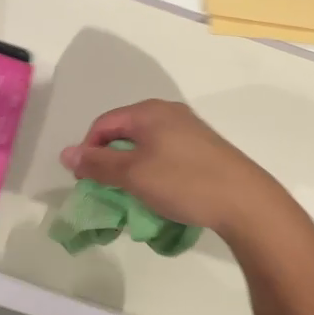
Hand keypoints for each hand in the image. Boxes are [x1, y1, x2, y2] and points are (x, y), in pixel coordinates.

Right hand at [58, 100, 287, 236]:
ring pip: (146, 145)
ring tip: (133, 193)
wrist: (247, 203)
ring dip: (132, 167)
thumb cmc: (184, 182)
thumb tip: (66, 154)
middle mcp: (169, 112)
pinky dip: (154, 170)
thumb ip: (97, 164)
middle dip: (110, 159)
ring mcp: (190, 130)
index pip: (103, 124)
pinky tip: (161, 193)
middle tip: (106, 188)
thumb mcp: (133, 175)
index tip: (86, 180)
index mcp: (149, 111)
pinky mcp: (205, 149)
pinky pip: (166, 154)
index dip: (88, 150)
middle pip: (125, 132)